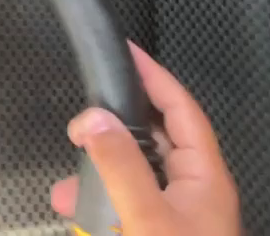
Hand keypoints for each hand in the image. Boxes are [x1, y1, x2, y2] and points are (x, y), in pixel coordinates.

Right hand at [51, 42, 241, 235]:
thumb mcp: (146, 223)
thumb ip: (119, 166)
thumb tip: (94, 117)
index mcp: (204, 181)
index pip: (181, 109)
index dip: (155, 76)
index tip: (125, 50)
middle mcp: (192, 197)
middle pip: (151, 140)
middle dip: (111, 132)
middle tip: (80, 124)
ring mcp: (174, 222)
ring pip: (131, 178)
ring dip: (96, 178)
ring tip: (65, 189)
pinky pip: (122, 210)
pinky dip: (96, 208)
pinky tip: (72, 214)